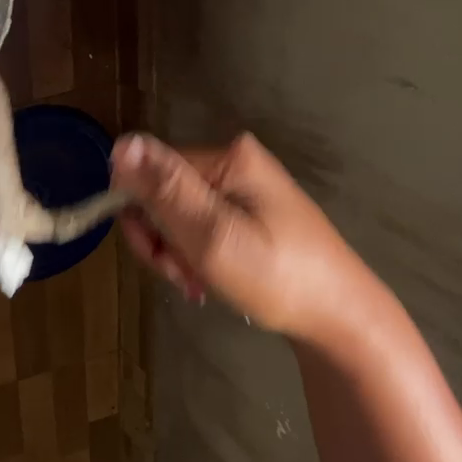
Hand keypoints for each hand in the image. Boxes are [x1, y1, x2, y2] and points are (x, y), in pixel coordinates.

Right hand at [111, 132, 391, 344]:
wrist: (340, 320)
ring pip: (173, 214)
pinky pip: (196, 225)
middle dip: (159, 239)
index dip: (140, 216)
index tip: (159, 255)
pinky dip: (192, 255)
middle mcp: (232, 163)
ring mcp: (241, 188)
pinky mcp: (247, 211)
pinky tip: (206, 280)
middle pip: (158, 193)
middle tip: (181, 275)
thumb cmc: (276, 278)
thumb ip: (164, 190)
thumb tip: (121, 142)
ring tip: (196, 283)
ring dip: (173, 252)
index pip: (146, 172)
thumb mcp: (211, 236)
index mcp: (226, 159)